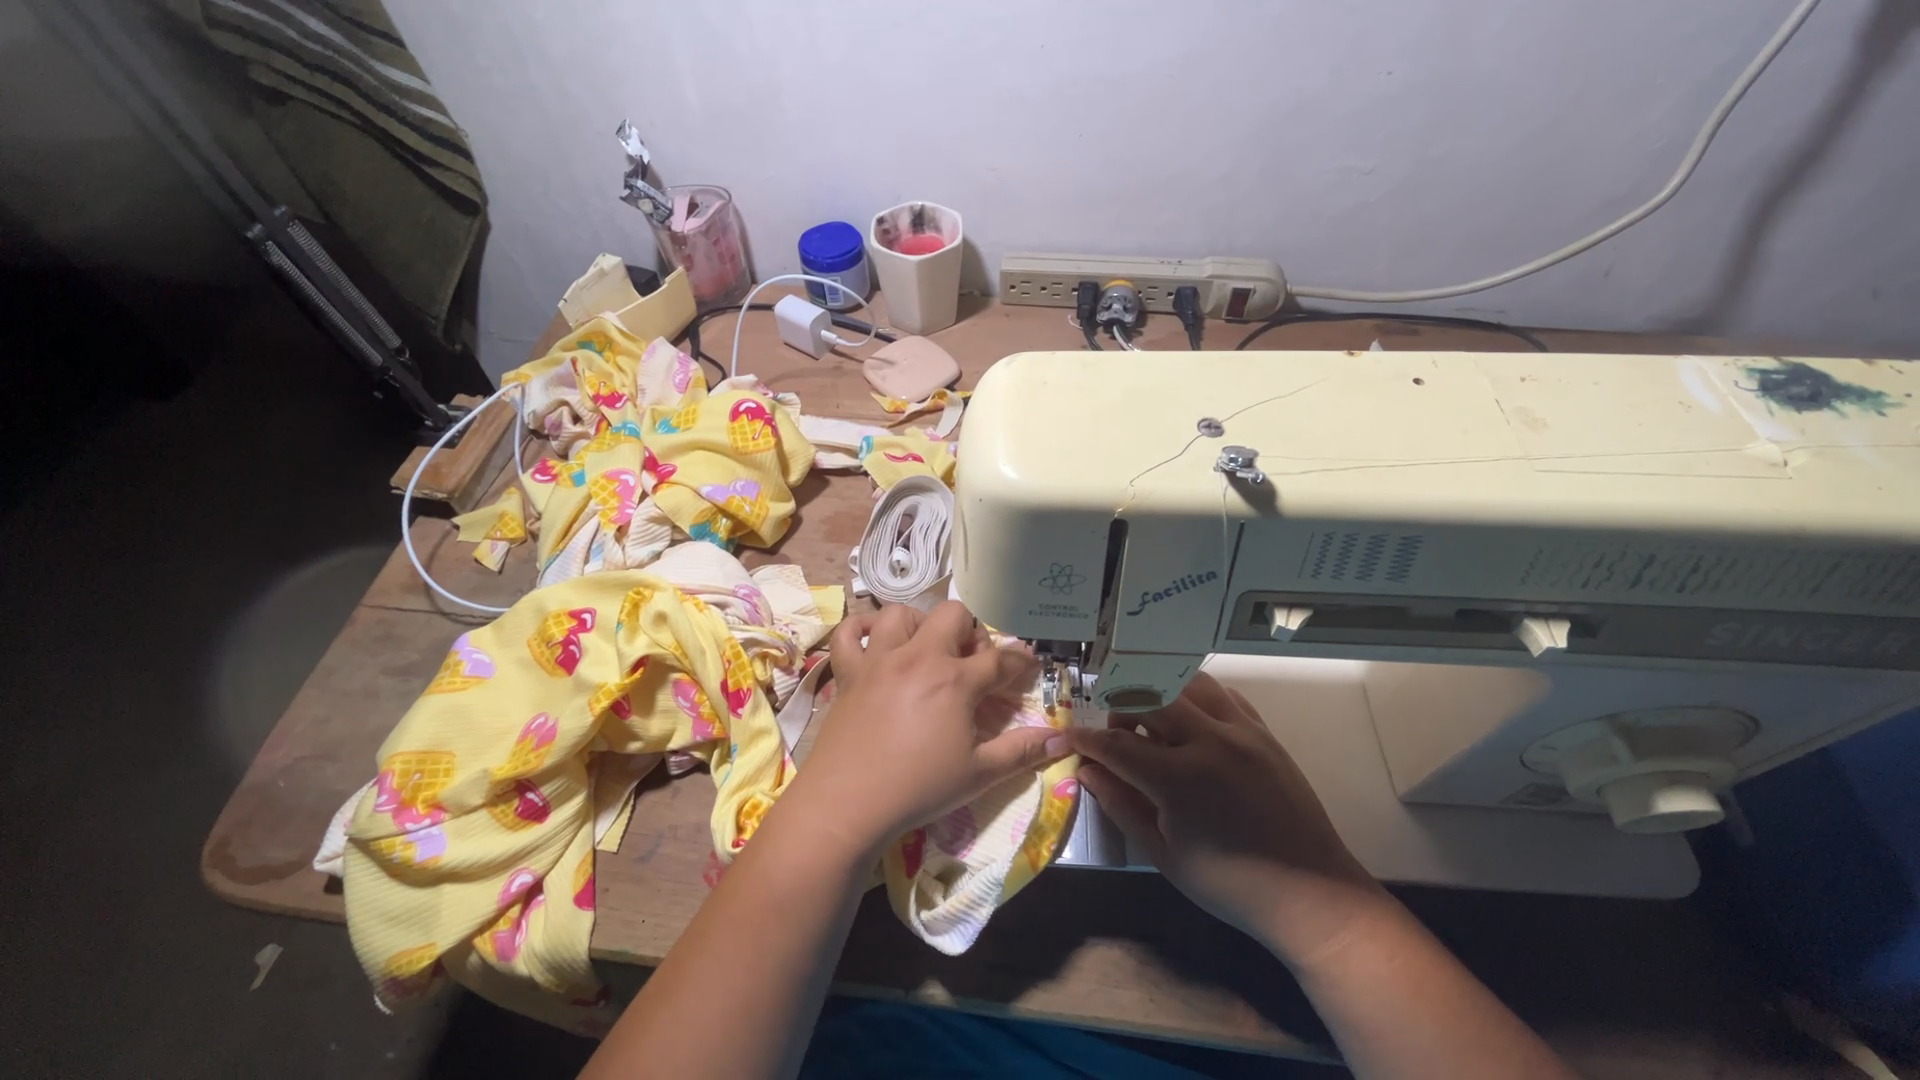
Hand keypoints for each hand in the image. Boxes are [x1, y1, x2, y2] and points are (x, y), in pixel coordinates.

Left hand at [784, 602, 1061, 856]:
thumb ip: (1022, 751)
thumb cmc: (919, 789)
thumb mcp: (979, 774)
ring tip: (927, 651)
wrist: (848, 804)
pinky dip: (862, 628)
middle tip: (972, 665)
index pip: (999, 660)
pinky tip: (876, 642)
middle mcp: (918, 657)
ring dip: (921, 625)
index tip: (1029, 665)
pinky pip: (849, 632)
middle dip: (972, 632)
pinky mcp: (848, 673)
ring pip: (901, 614)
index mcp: (955, 681)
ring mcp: (878, 661)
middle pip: (953, 616)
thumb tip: (1062, 739)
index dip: (1020, 661)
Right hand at [1065, 672, 1390, 966]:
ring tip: (1154, 724)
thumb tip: (1088, 772)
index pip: (1116, 743)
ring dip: (1159, 694)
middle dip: (1120, 709)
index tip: (1070, 739)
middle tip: (1116, 736)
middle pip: (1148, 697)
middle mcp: (1209, 741)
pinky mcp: (1264, 732)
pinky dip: (1196, 699)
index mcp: (1179, 778)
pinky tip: (1191, 724)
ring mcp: (1242, 731)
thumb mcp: (1164, 854)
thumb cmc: (1230, 884)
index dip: (1087, 740)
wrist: (1310, 892)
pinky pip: (1223, 695)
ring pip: (1186, 683)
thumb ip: (1122, 805)